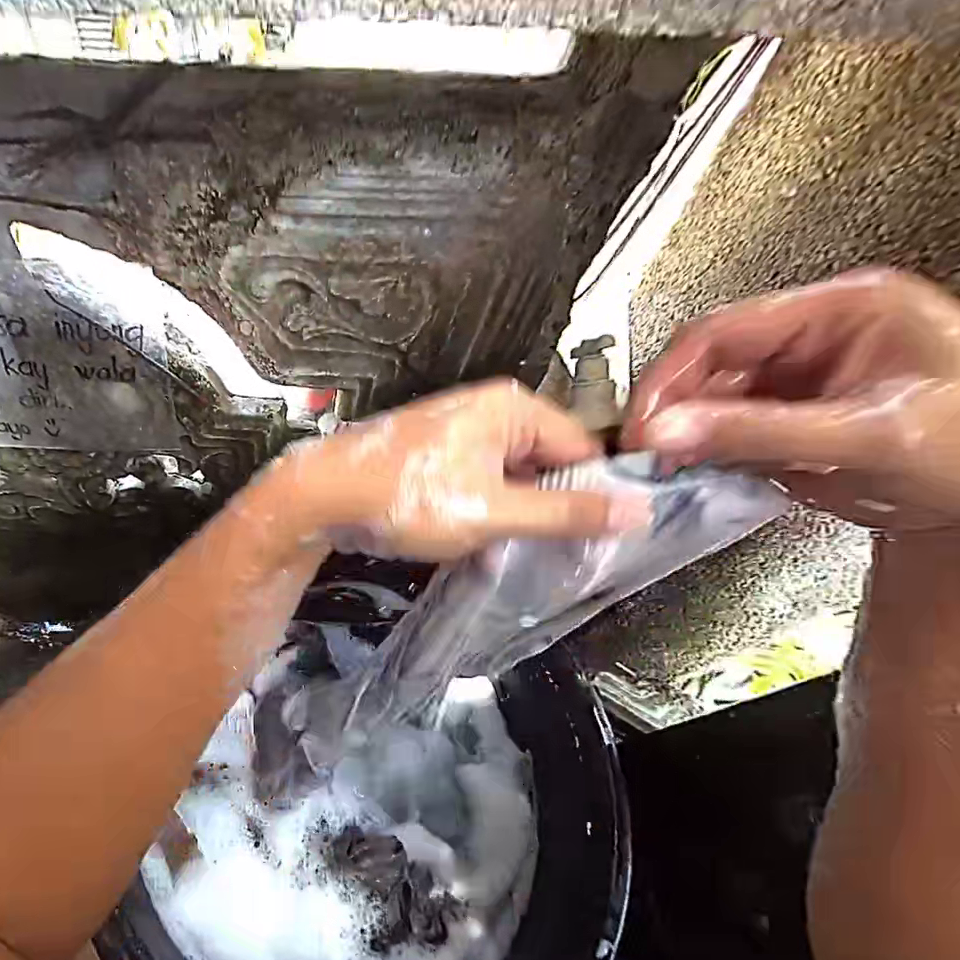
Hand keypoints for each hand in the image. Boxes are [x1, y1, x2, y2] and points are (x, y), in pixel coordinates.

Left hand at [258, 380, 646, 560]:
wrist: (324, 497)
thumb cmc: (408, 496)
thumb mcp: (495, 511)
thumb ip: (565, 512)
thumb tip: (635, 510)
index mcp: (511, 408)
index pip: (581, 447)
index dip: (592, 492)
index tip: (597, 536)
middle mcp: (489, 412)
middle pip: (547, 461)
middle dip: (550, 505)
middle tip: (552, 550)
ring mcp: (461, 434)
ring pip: (514, 477)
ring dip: (517, 513)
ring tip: (512, 546)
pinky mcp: (440, 458)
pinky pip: (483, 483)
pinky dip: (488, 510)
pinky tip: (480, 537)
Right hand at [622, 269, 959, 539]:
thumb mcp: (867, 438)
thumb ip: (757, 433)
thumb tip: (658, 433)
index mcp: (843, 309)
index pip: (725, 329)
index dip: (671, 376)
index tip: (640, 428)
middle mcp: (813, 336)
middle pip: (712, 362)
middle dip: (672, 407)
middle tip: (643, 456)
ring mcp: (801, 381)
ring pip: (714, 398)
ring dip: (684, 433)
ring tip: (660, 470)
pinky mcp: (792, 421)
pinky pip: (730, 430)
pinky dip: (704, 452)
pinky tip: (690, 474)